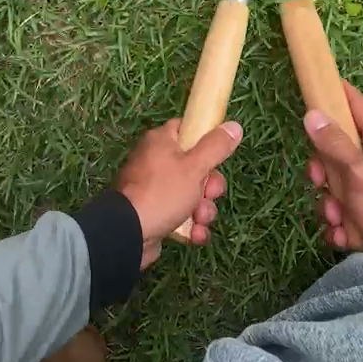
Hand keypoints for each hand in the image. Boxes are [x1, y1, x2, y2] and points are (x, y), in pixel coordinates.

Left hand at [114, 119, 241, 267]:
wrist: (128, 233)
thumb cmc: (162, 192)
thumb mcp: (194, 167)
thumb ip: (215, 147)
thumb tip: (234, 125)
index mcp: (161, 141)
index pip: (188, 129)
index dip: (207, 141)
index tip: (219, 156)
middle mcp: (156, 161)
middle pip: (196, 166)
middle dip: (209, 187)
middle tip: (209, 195)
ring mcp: (155, 189)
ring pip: (192, 194)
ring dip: (203, 210)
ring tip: (199, 220)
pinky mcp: (156, 213)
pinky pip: (181, 214)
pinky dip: (191, 225)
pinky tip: (195, 235)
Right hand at [303, 82, 362, 301]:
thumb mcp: (361, 174)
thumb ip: (335, 144)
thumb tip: (313, 112)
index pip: (359, 107)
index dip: (339, 94)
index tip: (318, 82)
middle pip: (341, 152)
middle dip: (325, 170)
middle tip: (317, 182)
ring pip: (341, 186)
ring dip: (332, 204)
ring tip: (338, 220)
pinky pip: (348, 213)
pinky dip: (343, 225)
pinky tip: (346, 238)